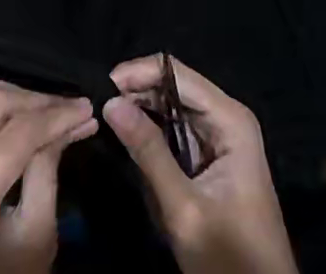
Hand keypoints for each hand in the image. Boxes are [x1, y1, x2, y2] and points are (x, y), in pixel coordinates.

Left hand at [0, 79, 97, 273]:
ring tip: (49, 110)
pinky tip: (21, 113)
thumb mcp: (38, 234)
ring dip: (18, 94)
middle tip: (72, 108)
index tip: (87, 108)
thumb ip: (49, 168)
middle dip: (39, 101)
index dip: (55, 115)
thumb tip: (74, 116)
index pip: (16, 136)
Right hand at [102, 56, 299, 273]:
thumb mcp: (183, 208)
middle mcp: (226, 116)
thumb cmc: (228, 254)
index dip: (138, 72)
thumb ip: (148, 152)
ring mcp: (219, 135)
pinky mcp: (209, 154)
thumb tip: (110, 102)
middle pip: (173, 84)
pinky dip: (151, 130)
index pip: (176, 73)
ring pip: (171, 106)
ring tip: (103, 116)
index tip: (101, 87)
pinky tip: (126, 136)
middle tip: (95, 104)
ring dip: (140, 109)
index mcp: (230, 119)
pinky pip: (175, 129)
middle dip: (136, 90)